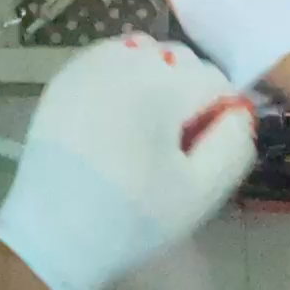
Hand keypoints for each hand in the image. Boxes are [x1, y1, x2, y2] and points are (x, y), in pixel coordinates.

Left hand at [0, 34, 255, 289]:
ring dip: (156, 80)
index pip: (216, 80)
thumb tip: (238, 111)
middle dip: (187, 93)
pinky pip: (109, 60)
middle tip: (172, 145)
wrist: (52, 236)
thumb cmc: (131, 218)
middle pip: (181, 60)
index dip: (218, 117)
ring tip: (143, 129)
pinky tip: (114, 118)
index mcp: (161, 84)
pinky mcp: (64, 77)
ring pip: (145, 53)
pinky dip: (122, 78)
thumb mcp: (201, 192)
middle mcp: (124, 60)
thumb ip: (234, 143)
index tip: (200, 152)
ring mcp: (88, 64)